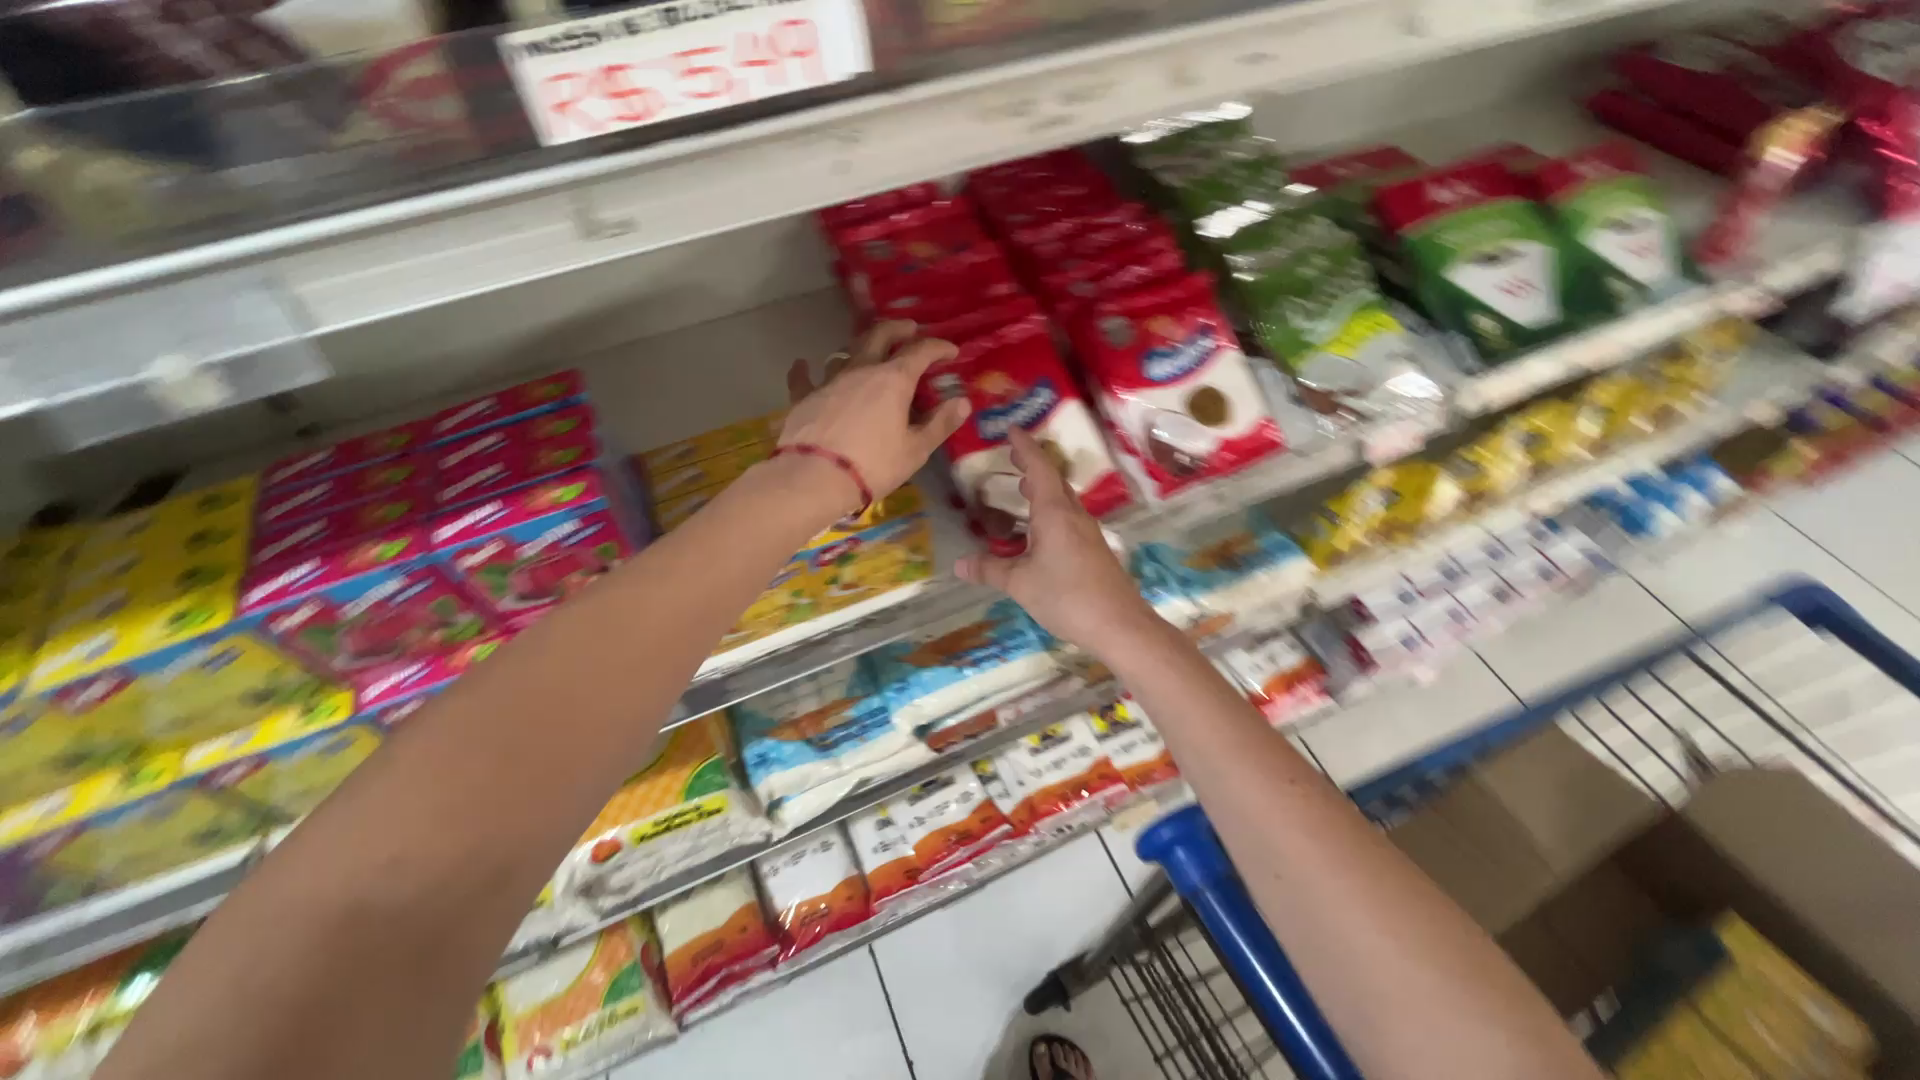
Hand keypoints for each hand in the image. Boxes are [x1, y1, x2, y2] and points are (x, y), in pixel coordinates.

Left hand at [780, 320, 971, 516]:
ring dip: (861, 347)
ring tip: (869, 352)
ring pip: (846, 352)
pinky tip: (803, 364)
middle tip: (910, 329)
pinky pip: (804, 376)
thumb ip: (939, 423)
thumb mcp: (915, 450)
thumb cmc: (873, 466)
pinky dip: (806, 369)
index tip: (951, 352)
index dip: (939, 347)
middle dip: (898, 329)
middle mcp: (861, 370)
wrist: (813, 478)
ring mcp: (829, 380)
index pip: (921, 351)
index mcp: (893, 379)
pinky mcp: (804, 397)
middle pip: (880, 335)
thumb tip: (962, 402)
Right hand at [954, 428, 1161, 658]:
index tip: (1011, 429)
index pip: (1039, 468)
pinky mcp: (1094, 551)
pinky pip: (1069, 519)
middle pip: (1054, 481)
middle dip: (1033, 466)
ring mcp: (1088, 533)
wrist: (1119, 624)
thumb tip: (958, 564)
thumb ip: (989, 570)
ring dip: (1043, 489)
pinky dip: (1051, 511)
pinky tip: (1041, 530)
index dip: (1024, 447)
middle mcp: (1074, 516)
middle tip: (1013, 456)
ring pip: (1064, 500)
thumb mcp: (1020, 584)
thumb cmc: (1066, 596)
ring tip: (1022, 487)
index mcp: (1054, 513)